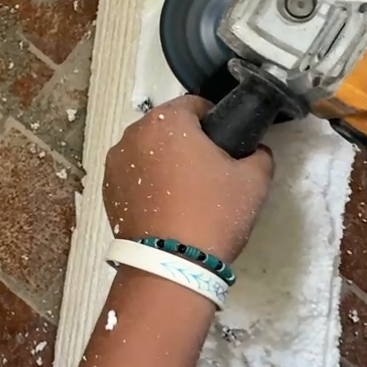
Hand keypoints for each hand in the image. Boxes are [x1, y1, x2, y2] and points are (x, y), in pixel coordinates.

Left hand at [104, 94, 274, 262]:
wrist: (171, 262)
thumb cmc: (213, 213)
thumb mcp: (253, 182)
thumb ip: (259, 155)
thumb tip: (255, 150)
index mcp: (167, 121)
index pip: (194, 104)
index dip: (214, 120)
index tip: (226, 143)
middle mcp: (134, 132)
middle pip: (167, 126)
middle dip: (187, 140)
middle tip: (210, 169)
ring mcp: (115, 159)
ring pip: (147, 149)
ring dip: (164, 159)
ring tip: (185, 190)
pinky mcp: (106, 186)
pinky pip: (132, 172)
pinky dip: (146, 180)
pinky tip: (164, 204)